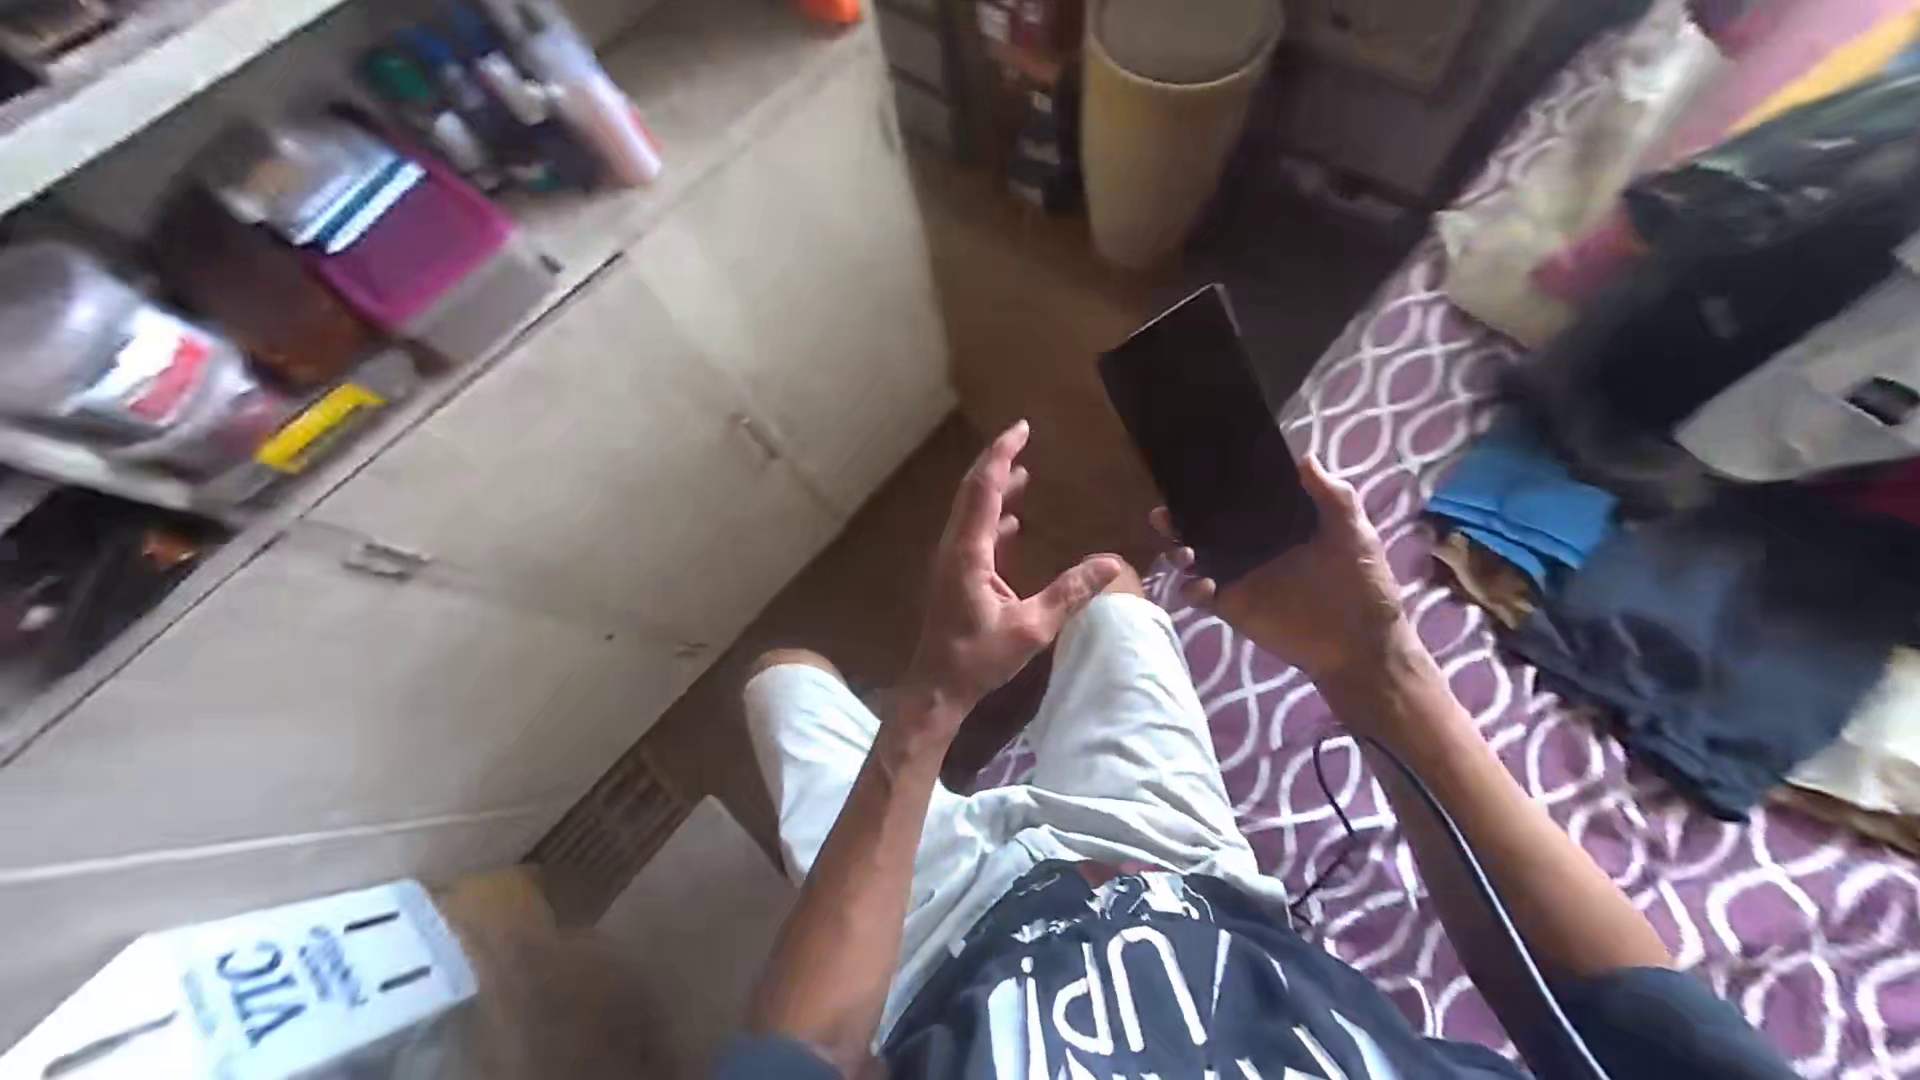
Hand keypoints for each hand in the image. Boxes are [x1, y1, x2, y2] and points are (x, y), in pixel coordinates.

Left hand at [906, 421, 1123, 730]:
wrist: (937, 686)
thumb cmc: (978, 658)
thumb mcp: (1031, 627)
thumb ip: (1071, 593)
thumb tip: (1113, 563)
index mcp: (968, 552)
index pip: (983, 489)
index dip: (1001, 455)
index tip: (1021, 429)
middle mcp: (954, 547)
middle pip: (971, 491)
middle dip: (996, 462)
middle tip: (1022, 438)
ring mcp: (951, 560)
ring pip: (970, 511)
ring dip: (994, 489)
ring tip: (1023, 472)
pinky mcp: (955, 575)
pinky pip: (973, 534)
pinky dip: (992, 518)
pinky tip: (1013, 521)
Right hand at [1152, 455, 1409, 683]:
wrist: (1359, 644)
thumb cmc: (1363, 584)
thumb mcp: (1353, 534)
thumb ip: (1333, 497)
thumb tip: (1305, 458)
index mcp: (1272, 525)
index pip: (1231, 502)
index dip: (1206, 493)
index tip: (1187, 481)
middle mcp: (1247, 546)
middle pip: (1199, 529)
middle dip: (1175, 521)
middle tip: (1164, 517)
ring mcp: (1235, 576)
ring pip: (1191, 559)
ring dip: (1177, 553)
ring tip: (1185, 555)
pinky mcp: (1229, 606)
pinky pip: (1197, 595)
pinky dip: (1191, 589)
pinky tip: (1204, 587)